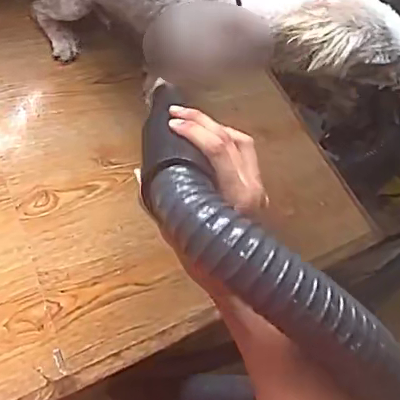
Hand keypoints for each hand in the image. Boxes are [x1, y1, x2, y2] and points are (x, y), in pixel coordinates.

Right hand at [166, 106, 276, 334]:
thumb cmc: (209, 266)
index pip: (219, 149)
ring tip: (192, 120)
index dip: (194, 131)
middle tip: (177, 112)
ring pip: (243, 142)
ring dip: (216, 126)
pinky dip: (226, 139)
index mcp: (235, 196)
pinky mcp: (259, 190)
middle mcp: (251, 187)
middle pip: (231, 139)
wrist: (242, 287)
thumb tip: (140, 174)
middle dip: (202, 120)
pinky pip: (245, 153)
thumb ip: (160, 203)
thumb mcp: (178, 234)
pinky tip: (209, 139)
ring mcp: (259, 188)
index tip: (172, 124)